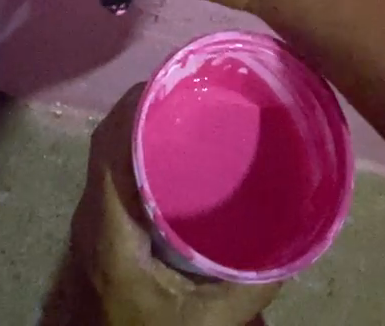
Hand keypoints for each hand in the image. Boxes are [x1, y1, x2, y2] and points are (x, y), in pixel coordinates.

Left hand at [67, 84, 280, 325]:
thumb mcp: (207, 321)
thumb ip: (250, 282)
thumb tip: (293, 237)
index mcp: (109, 228)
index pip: (109, 146)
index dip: (136, 106)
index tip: (176, 83)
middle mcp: (91, 215)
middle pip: (108, 139)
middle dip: (145, 106)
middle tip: (194, 92)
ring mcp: (90, 220)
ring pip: (108, 152)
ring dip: (138, 125)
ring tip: (185, 109)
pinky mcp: (98, 228)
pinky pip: (112, 170)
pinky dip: (134, 148)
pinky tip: (170, 150)